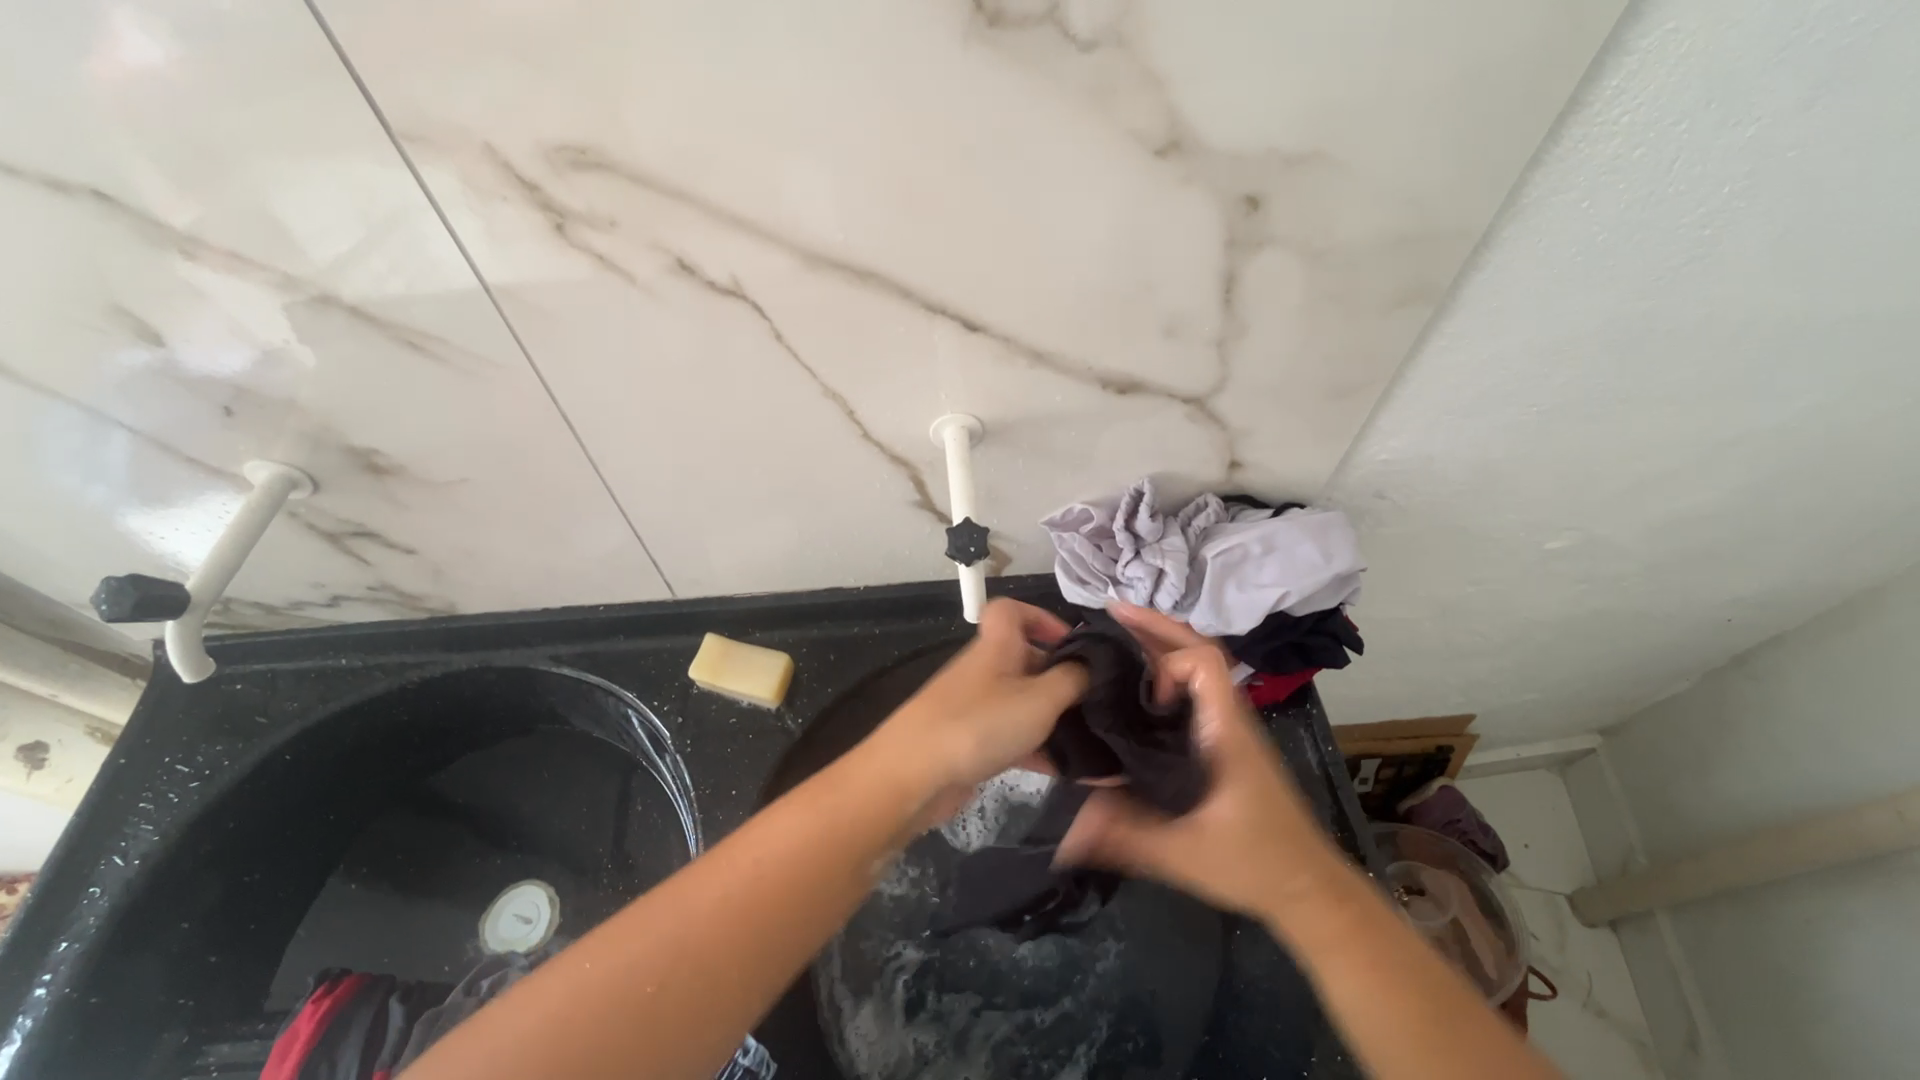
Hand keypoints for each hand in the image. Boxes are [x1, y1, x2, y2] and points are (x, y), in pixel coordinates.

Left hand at [870, 598, 1088, 823]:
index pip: (1011, 610)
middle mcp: (985, 671)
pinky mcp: (973, 745)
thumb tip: (1093, 665)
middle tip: (1100, 701)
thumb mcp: (1040, 698)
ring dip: (1058, 720)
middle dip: (1063, 679)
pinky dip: (1044, 753)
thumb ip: (1073, 679)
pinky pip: (1017, 741)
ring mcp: (976, 709)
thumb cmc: (980, 724)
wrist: (914, 776)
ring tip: (1100, 742)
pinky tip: (1079, 775)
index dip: (1041, 617)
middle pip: (1026, 661)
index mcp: (997, 646)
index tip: (1072, 644)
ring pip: (1025, 705)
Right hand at [1057, 616, 1340, 920]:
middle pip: (1200, 652)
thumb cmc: (1256, 864)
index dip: (1167, 661)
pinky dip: (1166, 679)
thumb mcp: (1184, 854)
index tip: (1138, 692)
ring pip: (1199, 671)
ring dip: (1160, 649)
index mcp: (1226, 731)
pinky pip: (1196, 695)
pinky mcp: (1227, 747)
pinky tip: (1137, 696)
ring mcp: (1232, 732)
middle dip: (1155, 628)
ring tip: (1115, 643)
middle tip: (1108, 611)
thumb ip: (1124, 839)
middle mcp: (1231, 720)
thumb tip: (1063, 837)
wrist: (1309, 888)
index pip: (1204, 662)